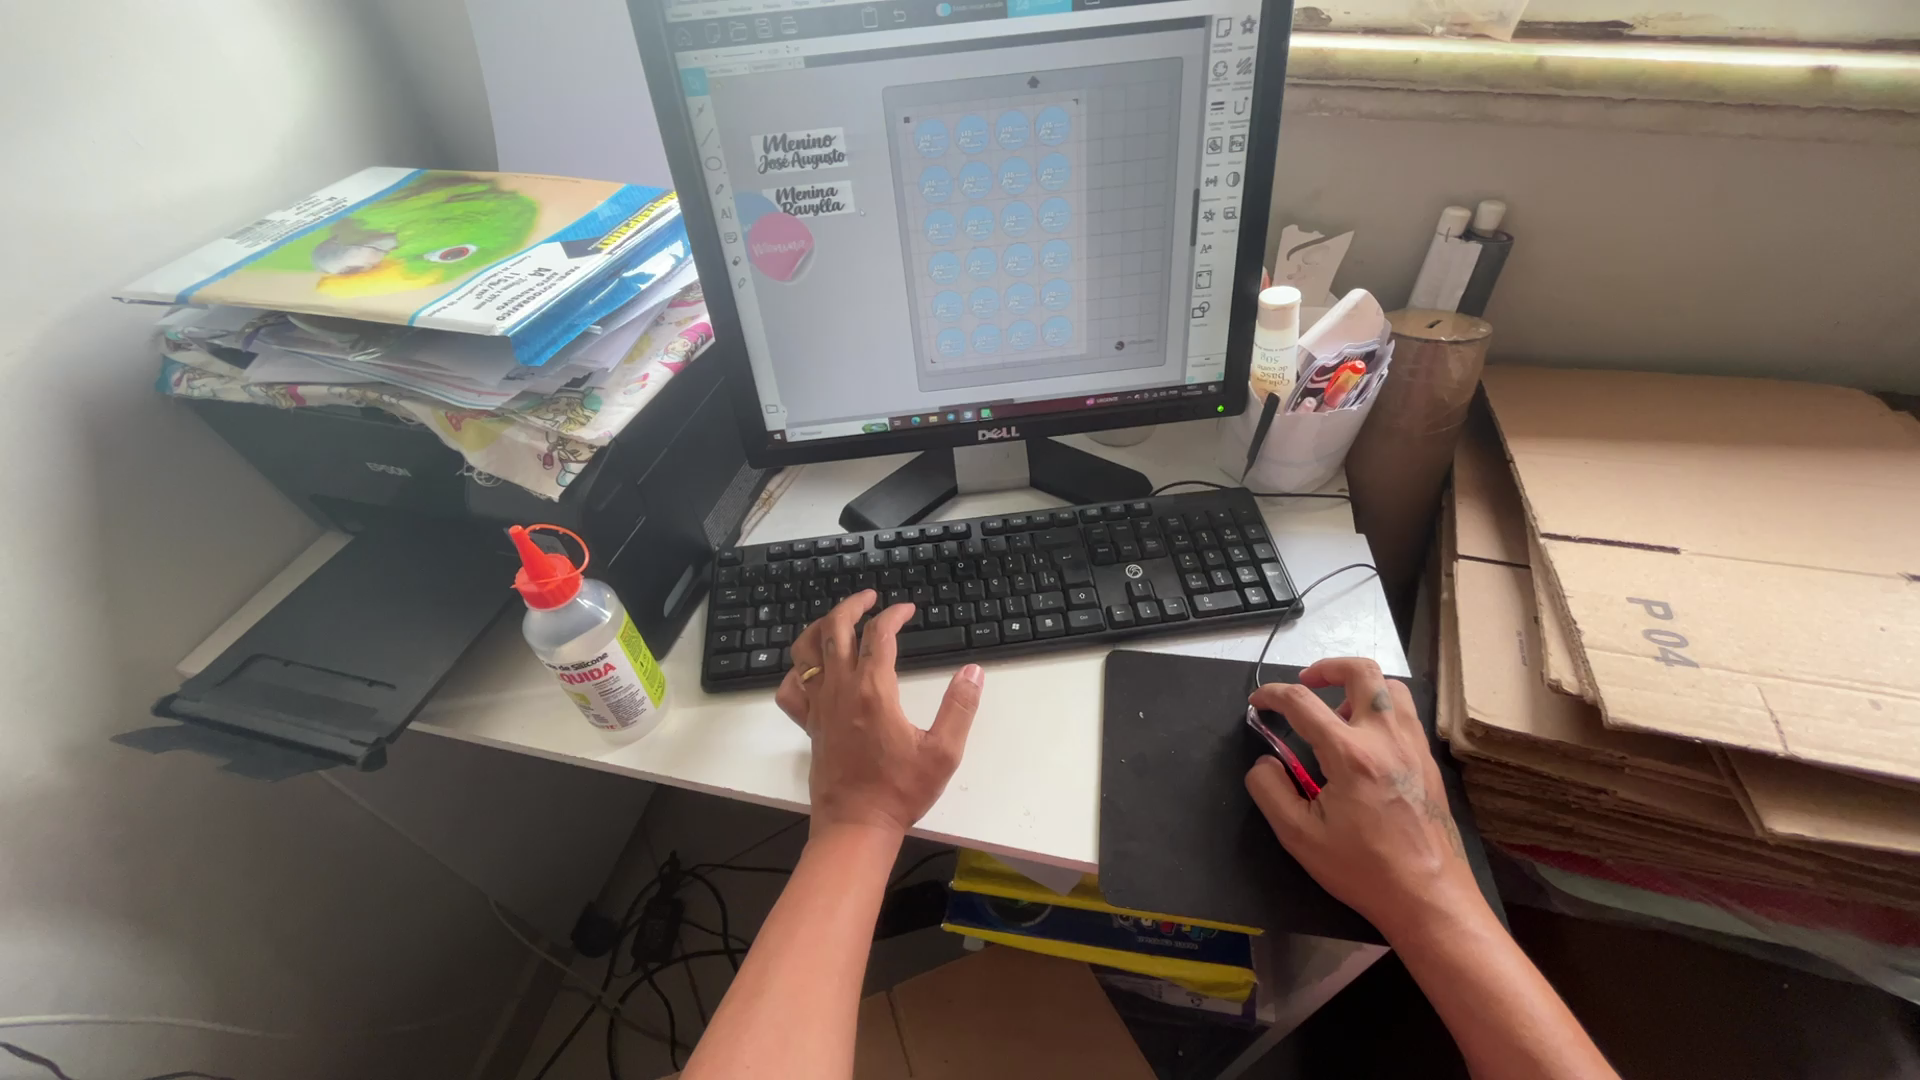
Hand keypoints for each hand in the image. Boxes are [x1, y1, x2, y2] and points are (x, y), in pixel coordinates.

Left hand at [774, 591, 984, 834]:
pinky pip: (791, 688)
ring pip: (805, 651)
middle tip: (870, 598)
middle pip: (835, 629)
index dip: (894, 614)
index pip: (879, 634)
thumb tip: (973, 672)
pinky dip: (797, 671)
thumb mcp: (943, 752)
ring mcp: (819, 706)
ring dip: (820, 627)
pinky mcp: (808, 724)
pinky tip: (811, 669)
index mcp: (873, 690)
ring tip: (837, 621)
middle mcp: (840, 690)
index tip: (907, 610)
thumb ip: (960, 707)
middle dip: (852, 605)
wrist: (856, 826)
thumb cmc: (900, 791)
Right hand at [1245, 657, 1479, 941]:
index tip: (1257, 704)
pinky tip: (1362, 740)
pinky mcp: (1428, 762)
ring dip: (1357, 687)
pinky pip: (1405, 713)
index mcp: (1350, 755)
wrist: (1430, 900)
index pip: (1301, 702)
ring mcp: (1414, 747)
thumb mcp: (1298, 836)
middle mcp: (1386, 739)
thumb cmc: (1362, 869)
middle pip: (1362, 671)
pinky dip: (1379, 709)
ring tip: (1335, 713)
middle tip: (1304, 684)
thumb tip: (1266, 760)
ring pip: (1391, 687)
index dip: (1270, 695)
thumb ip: (1269, 788)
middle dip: (1326, 667)